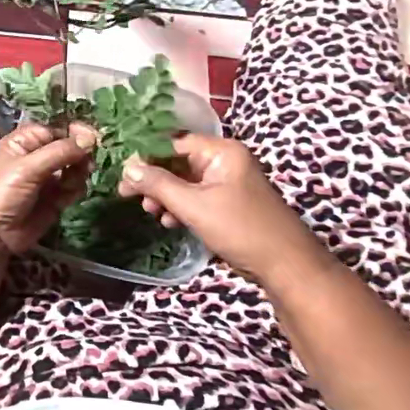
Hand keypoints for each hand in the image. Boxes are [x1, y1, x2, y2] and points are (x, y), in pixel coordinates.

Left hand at [0, 123, 96, 253]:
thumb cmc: (3, 192)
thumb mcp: (29, 167)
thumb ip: (60, 152)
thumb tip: (91, 138)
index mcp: (25, 141)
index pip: (57, 128)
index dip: (76, 132)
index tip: (94, 139)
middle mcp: (38, 155)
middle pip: (71, 147)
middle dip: (80, 155)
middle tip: (85, 165)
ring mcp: (48, 176)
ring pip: (76, 167)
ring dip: (78, 173)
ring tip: (69, 184)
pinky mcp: (56, 197)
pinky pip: (75, 186)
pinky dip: (75, 190)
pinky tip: (65, 197)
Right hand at [115, 134, 325, 278]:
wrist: (287, 266)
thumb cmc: (241, 228)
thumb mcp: (193, 205)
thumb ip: (158, 184)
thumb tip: (127, 168)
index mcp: (221, 152)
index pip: (172, 143)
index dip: (145, 157)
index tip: (122, 175)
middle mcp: (223, 161)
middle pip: (175, 161)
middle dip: (153, 179)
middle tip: (128, 195)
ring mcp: (225, 182)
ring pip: (182, 181)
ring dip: (163, 195)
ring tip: (151, 212)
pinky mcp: (225, 203)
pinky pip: (193, 196)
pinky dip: (178, 206)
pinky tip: (169, 221)